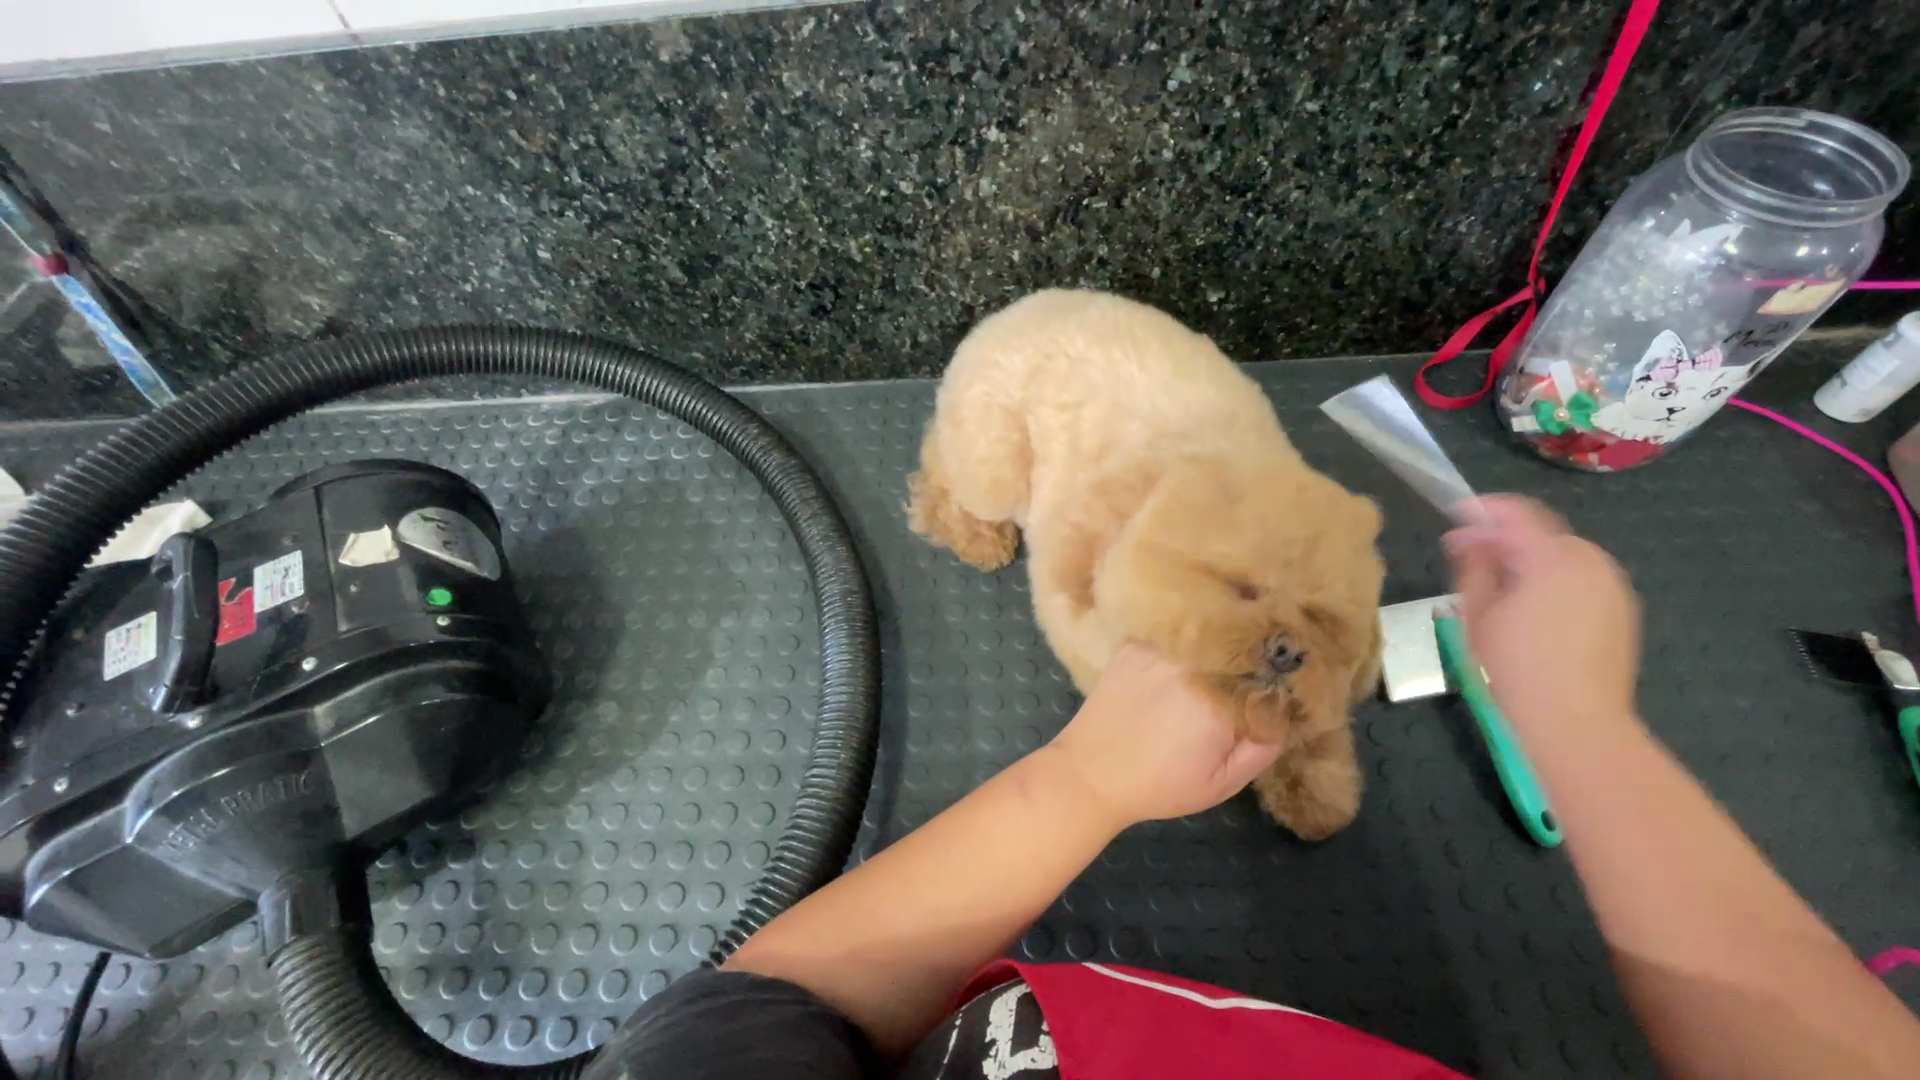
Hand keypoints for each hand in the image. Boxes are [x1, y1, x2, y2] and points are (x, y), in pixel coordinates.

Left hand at [1045, 643, 1285, 829]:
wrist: (1089, 773)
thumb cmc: (1160, 785)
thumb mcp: (1223, 781)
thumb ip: (1263, 745)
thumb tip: (1287, 708)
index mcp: (1220, 700)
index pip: (1272, 673)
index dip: (1283, 674)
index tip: (1291, 676)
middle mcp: (1192, 665)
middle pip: (1241, 645)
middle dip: (1256, 652)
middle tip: (1264, 662)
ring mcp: (1160, 649)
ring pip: (1209, 633)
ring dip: (1223, 641)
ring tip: (1229, 655)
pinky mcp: (1136, 644)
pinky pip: (1177, 632)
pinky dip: (1189, 639)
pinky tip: (1194, 648)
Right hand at [1446, 495, 1640, 734]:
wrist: (1575, 722)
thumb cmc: (1514, 668)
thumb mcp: (1477, 614)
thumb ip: (1473, 567)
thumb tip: (1467, 539)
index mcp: (1551, 559)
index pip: (1516, 513)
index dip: (1482, 509)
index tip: (1455, 516)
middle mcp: (1590, 563)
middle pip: (1542, 533)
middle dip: (1506, 539)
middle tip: (1471, 561)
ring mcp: (1613, 587)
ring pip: (1564, 556)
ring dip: (1531, 560)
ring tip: (1501, 589)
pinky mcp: (1622, 610)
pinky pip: (1582, 580)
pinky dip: (1554, 581)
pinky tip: (1532, 611)